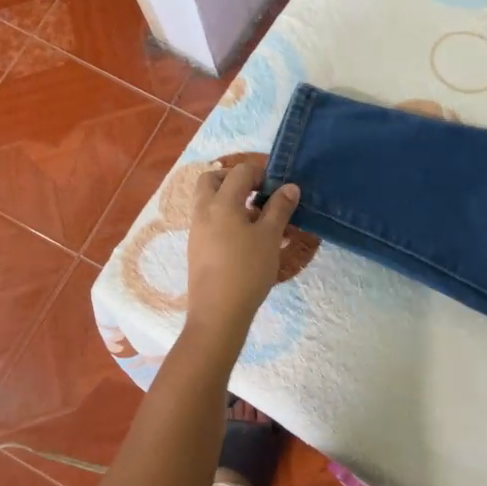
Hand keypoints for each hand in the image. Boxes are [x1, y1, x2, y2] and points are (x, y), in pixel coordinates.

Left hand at [185, 161, 300, 340]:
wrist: (217, 313)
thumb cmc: (247, 270)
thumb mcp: (270, 236)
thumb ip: (279, 208)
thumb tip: (290, 187)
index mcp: (221, 202)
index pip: (240, 171)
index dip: (261, 173)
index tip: (277, 189)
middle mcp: (204, 211)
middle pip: (212, 179)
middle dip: (234, 179)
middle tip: (257, 193)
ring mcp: (197, 231)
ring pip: (209, 202)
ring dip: (231, 200)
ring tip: (259, 220)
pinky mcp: (197, 249)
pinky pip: (210, 222)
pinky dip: (227, 219)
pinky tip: (249, 241)